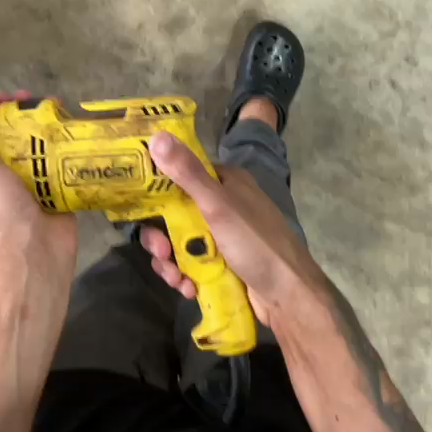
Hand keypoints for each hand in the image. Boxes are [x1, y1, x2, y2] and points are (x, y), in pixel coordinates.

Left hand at [0, 92, 78, 275]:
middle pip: (18, 136)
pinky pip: (67, 167)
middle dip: (32, 116)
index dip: (0, 107)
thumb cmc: (3, 208)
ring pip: (45, 149)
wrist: (36, 251)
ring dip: (56, 131)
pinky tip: (84, 138)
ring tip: (70, 116)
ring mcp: (35, 185)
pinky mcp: (60, 194)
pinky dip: (75, 152)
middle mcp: (8, 175)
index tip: (20, 98)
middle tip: (53, 104)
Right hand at [137, 131, 322, 324]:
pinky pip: (192, 263)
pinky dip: (185, 275)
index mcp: (226, 182)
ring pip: (181, 242)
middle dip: (162, 237)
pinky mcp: (223, 262)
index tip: (141, 210)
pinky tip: (188, 288)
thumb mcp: (219, 205)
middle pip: (175, 214)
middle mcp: (224, 204)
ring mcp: (224, 235)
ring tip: (175, 278)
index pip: (181, 175)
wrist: (290, 296)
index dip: (157, 191)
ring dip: (171, 261)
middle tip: (161, 253)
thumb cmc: (256, 243)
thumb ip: (187, 173)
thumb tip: (156, 135)